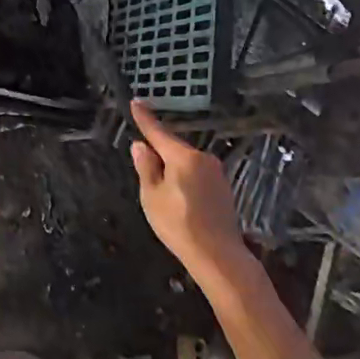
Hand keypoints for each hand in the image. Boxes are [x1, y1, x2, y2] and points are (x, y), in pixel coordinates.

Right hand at [130, 100, 253, 286]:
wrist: (219, 257)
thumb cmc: (178, 224)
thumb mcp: (152, 196)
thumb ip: (146, 167)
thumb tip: (141, 145)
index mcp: (183, 157)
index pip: (158, 132)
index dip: (145, 118)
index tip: (136, 101)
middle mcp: (203, 159)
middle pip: (173, 148)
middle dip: (158, 152)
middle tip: (144, 166)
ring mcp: (216, 174)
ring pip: (186, 162)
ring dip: (172, 168)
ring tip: (161, 191)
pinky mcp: (223, 189)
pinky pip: (196, 174)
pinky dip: (184, 179)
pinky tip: (179, 198)